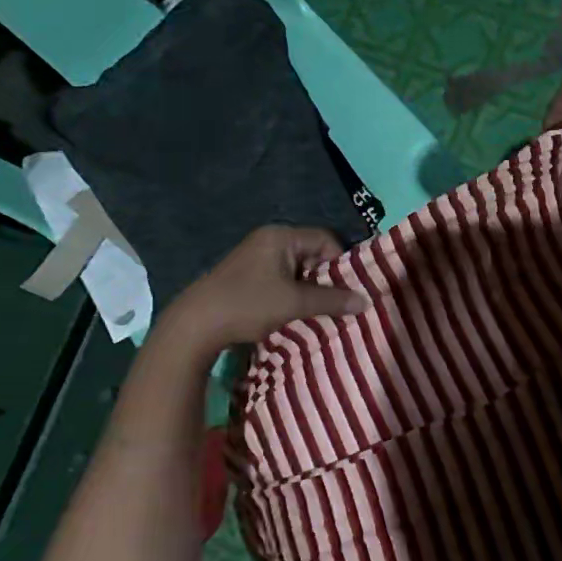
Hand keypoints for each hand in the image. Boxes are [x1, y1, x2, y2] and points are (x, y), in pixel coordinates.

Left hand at [158, 226, 368, 352]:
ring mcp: (255, 257)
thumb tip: (365, 301)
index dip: (340, 263)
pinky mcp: (247, 275)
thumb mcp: (295, 303)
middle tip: (336, 303)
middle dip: (325, 278)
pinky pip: (281, 278)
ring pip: (297, 269)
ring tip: (317, 312)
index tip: (347, 289)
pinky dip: (292, 293)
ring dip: (309, 289)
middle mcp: (269, 240)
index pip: (325, 239)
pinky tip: (294, 313)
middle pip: (312, 253)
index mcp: (280, 236)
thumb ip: (332, 300)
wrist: (196, 324)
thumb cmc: (248, 305)